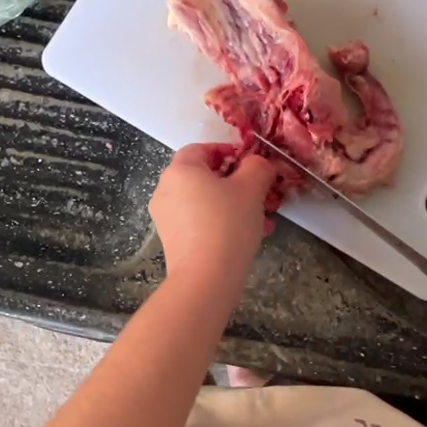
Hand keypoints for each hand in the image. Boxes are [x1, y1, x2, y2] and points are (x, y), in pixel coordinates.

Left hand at [149, 144, 275, 292]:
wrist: (206, 277)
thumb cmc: (227, 223)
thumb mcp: (251, 188)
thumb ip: (257, 167)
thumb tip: (257, 163)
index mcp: (180, 169)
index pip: (202, 148)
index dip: (229, 152)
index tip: (252, 166)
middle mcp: (165, 189)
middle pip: (203, 176)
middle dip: (235, 183)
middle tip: (260, 194)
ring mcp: (165, 216)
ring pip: (203, 201)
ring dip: (232, 204)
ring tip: (260, 219)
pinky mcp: (171, 240)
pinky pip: (198, 221)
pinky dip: (219, 222)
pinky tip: (245, 236)